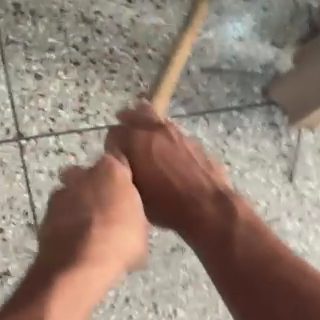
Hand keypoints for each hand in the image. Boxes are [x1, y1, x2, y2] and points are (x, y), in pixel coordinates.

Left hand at [34, 153, 149, 290]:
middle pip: (87, 173)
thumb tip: (127, 219)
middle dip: (92, 186)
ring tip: (87, 230)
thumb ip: (131, 213)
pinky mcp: (45, 214)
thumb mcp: (141, 229)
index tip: (123, 189)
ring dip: (75, 206)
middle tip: (104, 210)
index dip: (120, 175)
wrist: (80, 265)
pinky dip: (63, 223)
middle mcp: (82, 174)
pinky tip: (73, 242)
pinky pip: (57, 214)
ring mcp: (60, 193)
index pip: (117, 159)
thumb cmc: (120, 242)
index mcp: (111, 170)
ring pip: (69, 193)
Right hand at [103, 103, 240, 239]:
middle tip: (126, 136)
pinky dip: (166, 137)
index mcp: (135, 141)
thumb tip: (119, 161)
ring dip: (149, 126)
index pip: (113, 133)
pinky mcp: (193, 140)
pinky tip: (168, 152)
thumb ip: (123, 170)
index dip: (111, 144)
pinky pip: (173, 132)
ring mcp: (176, 132)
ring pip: (156, 119)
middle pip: (136, 113)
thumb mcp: (135, 192)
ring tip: (147, 142)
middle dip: (128, 121)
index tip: (113, 154)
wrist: (208, 206)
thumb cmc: (166, 205)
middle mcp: (154, 130)